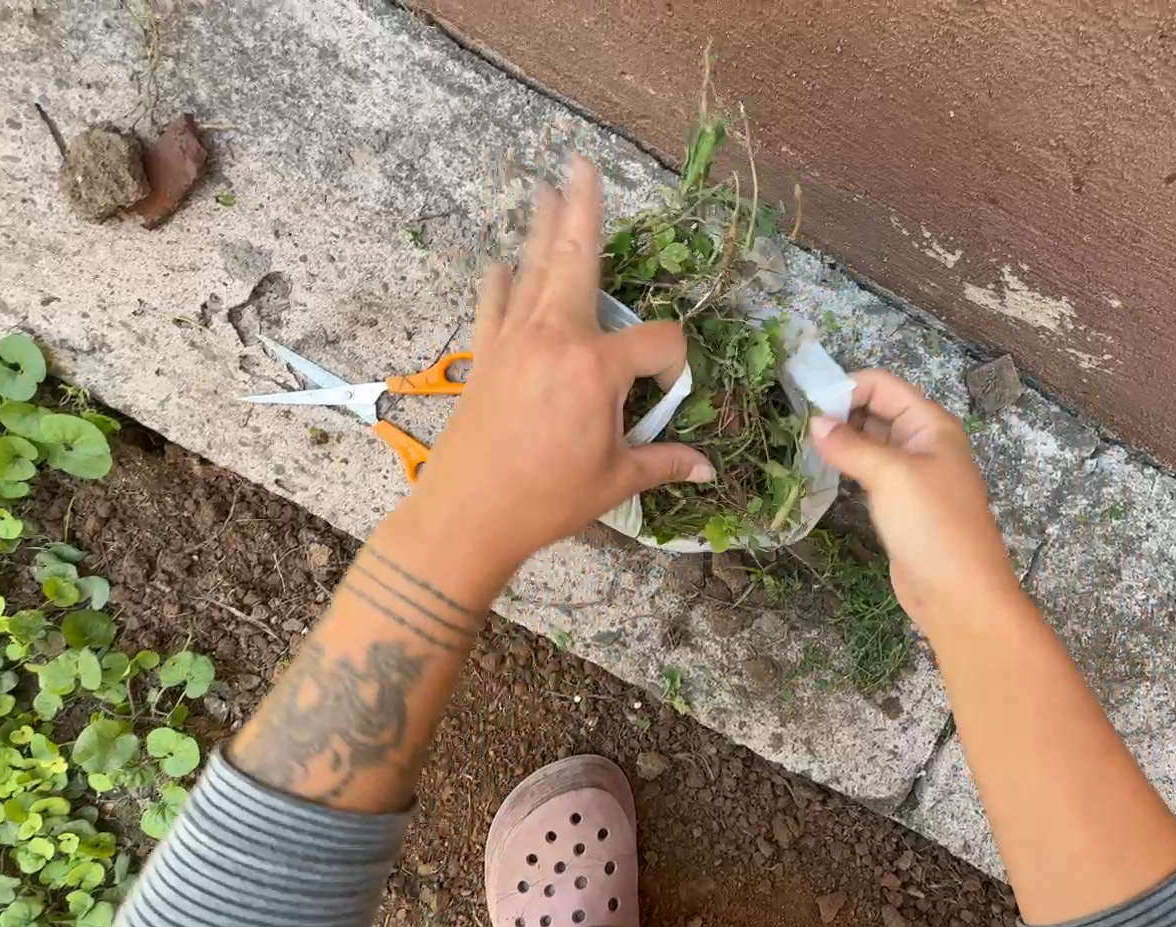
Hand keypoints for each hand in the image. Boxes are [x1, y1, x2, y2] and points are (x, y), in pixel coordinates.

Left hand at [408, 155, 713, 574]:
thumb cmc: (549, 499)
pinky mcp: (486, 354)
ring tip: (546, 189)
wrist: (468, 514)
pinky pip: (494, 302)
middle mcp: (555, 338)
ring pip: (533, 270)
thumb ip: (665, 464)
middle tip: (582, 164)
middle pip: (578, 261)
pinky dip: (501, 281)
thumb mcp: (616, 481)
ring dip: (542, 229)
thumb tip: (707, 469)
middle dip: (583, 210)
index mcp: (597, 369)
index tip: (667, 395)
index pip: (659, 342)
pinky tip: (504, 266)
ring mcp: (515, 340)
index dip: (675, 364)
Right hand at [808, 370, 1020, 630]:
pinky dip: (846, 467)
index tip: (806, 407)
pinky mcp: (899, 503)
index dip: (845, 389)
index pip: (881, 386)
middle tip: (798, 428)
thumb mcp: (891, 476)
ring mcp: (911, 474)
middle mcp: (922, 443)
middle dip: (838, 413)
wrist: (958, 593)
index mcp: (930, 424)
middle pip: (874, 410)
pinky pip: (868, 472)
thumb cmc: (932, 526)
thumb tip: (814, 423)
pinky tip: (822, 473)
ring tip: (803, 448)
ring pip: (869, 443)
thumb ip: (851, 446)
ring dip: (840, 441)